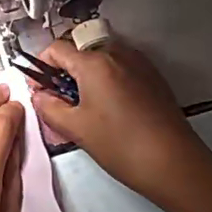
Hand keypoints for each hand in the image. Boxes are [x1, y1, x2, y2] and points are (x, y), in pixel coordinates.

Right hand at [27, 39, 211, 206]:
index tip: (39, 86)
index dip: (41, 66)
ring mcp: (138, 64)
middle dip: (64, 71)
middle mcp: (117, 54)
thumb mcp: (76, 128)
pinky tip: (108, 110)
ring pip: (101, 59)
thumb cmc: (124, 145)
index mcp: (94, 63)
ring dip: (86, 75)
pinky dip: (108, 81)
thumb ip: (49, 107)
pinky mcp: (152, 77)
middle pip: (80, 51)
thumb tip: (40, 97)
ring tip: (83, 107)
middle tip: (58, 98)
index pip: (56, 49)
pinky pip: (121, 68)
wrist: (172, 161)